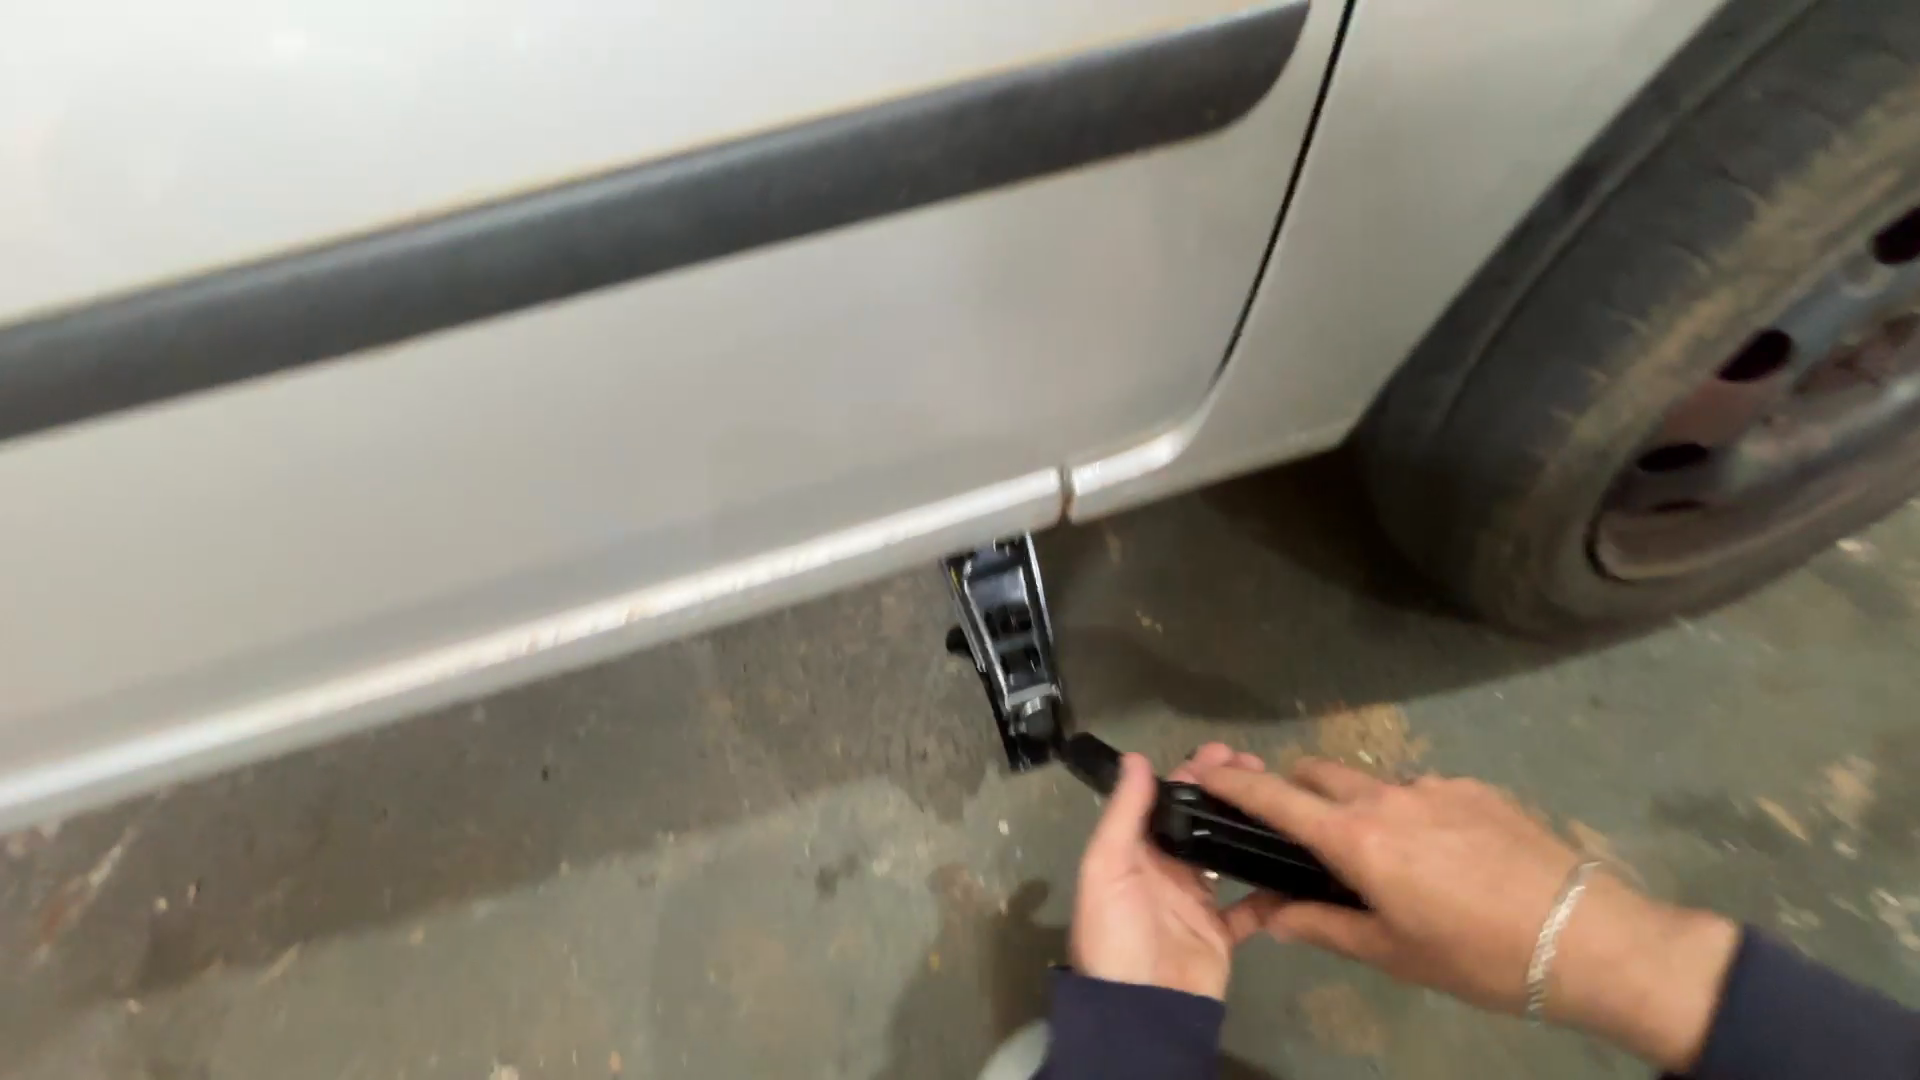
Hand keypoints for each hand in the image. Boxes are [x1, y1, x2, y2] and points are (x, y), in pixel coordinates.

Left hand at [1069, 745, 1281, 999]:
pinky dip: (1271, 891)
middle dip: (1224, 792)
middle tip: (1259, 767)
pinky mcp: (1220, 932)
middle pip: (1197, 820)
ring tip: (1279, 801)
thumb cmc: (1115, 931)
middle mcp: (1163, 868)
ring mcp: (1194, 900)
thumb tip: (1136, 758)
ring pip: (1224, 853)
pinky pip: (1250, 907)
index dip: (1191, 773)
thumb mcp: (1106, 866)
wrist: (1140, 1011)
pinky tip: (1293, 864)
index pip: (1164, 800)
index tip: (1224, 753)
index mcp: (1133, 850)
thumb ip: (1124, 812)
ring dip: (1245, 827)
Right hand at [1189, 757, 1738, 1070]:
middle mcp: (1383, 797)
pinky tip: (1451, 856)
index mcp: (1355, 839)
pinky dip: (1413, 813)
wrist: (1596, 941)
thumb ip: (1320, 925)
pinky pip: (1420, 790)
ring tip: (1398, 857)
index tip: (1208, 773)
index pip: (1274, 796)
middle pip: (1315, 772)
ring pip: (1369, 783)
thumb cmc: (1480, 957)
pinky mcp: (1472, 786)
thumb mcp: (1394, 954)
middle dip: (1298, 791)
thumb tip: (1267, 914)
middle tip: (1311, 835)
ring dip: (1360, 806)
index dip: (1234, 781)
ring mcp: (1430, 785)